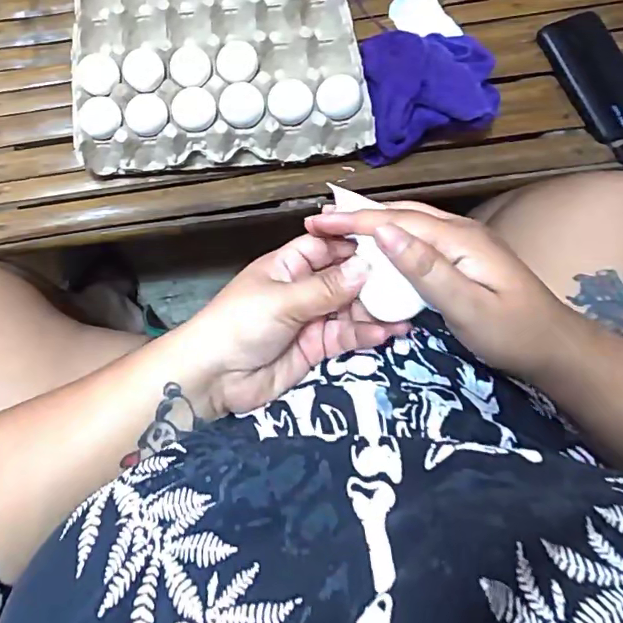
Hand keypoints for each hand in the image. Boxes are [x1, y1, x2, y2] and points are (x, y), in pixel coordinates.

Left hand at [175, 234, 411, 417]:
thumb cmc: (238, 325)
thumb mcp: (282, 301)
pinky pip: (345, 336)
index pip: (324, 246)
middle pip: (342, 279)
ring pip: (349, 309)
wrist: (214, 377)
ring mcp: (308, 319)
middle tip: (408, 283)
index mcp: (285, 266)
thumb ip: (325, 288)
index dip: (352, 245)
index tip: (389, 245)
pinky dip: (366, 335)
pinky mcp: (314, 348)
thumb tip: (365, 267)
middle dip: (372, 280)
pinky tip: (389, 333)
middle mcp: (300, 288)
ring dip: (375, 310)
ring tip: (407, 310)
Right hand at [304, 202, 598, 382]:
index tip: (317, 221)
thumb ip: (426, 269)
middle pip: (399, 213)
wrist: (561, 352)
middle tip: (319, 221)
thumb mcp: (467, 307)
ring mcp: (464, 241)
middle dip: (356, 214)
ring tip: (338, 226)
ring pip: (408, 220)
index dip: (353, 219)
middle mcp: (460, 231)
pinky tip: (375, 243)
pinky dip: (388, 234)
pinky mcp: (463, 254)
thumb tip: (383, 232)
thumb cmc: (514, 335)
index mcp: (458, 239)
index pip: (395, 220)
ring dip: (371, 221)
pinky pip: (417, 234)